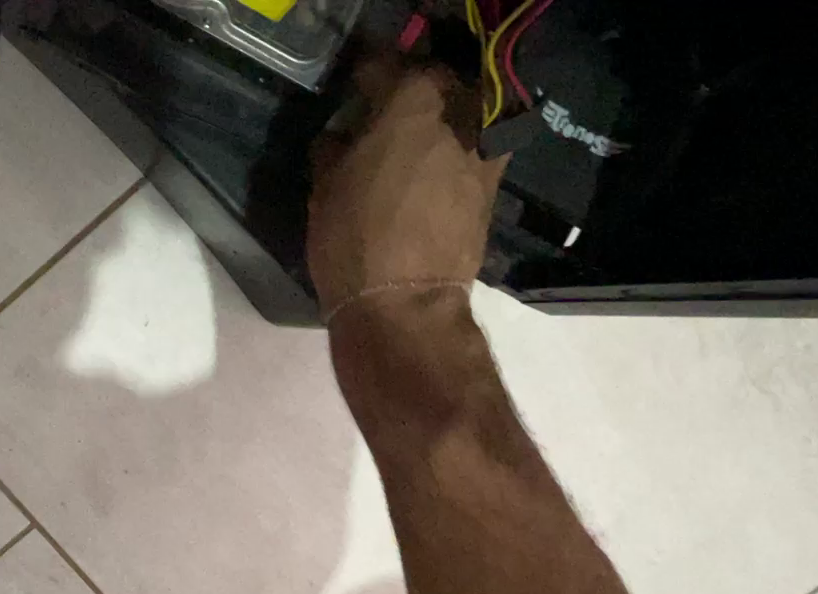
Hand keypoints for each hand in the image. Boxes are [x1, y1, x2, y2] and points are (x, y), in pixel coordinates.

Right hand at [307, 60, 505, 316]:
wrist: (403, 304)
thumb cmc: (352, 243)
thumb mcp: (323, 193)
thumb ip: (334, 150)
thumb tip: (342, 137)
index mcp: (410, 98)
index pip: (381, 66)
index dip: (361, 80)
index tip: (349, 94)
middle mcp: (458, 108)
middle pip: (429, 84)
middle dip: (403, 97)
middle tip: (377, 121)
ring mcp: (483, 144)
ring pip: (456, 114)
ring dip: (433, 125)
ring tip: (407, 150)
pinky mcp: (493, 181)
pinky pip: (471, 148)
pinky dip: (451, 154)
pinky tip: (431, 174)